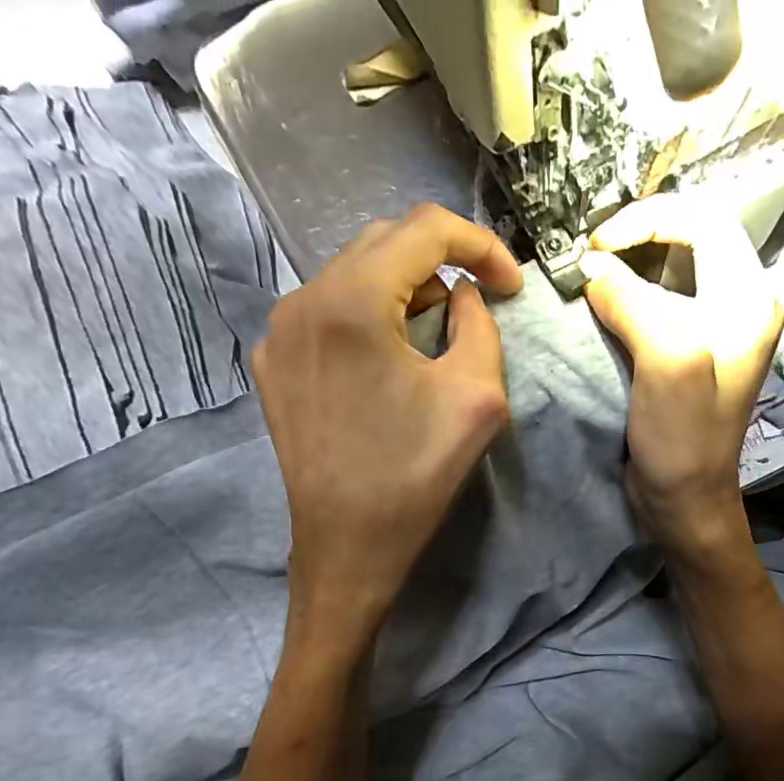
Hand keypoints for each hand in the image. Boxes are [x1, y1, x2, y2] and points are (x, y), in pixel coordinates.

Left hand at [252, 204, 523, 636]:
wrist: (345, 548)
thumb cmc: (414, 478)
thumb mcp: (477, 397)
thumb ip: (480, 325)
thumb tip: (462, 295)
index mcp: (351, 300)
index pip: (425, 228)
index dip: (480, 246)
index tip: (510, 285)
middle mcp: (302, 300)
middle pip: (383, 243)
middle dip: (441, 264)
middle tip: (477, 308)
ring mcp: (278, 333)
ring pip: (352, 275)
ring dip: (403, 290)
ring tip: (434, 337)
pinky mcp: (272, 365)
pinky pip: (327, 313)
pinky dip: (367, 318)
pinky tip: (387, 363)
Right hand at [581, 194, 782, 554]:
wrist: (685, 501)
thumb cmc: (684, 439)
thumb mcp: (667, 362)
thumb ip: (635, 303)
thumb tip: (594, 269)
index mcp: (748, 301)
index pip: (706, 221)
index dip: (651, 218)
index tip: (600, 244)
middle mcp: (739, 306)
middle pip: (692, 239)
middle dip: (639, 236)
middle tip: (592, 256)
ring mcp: (715, 329)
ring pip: (674, 268)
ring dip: (631, 262)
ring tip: (592, 274)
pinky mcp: (690, 350)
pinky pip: (661, 301)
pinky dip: (630, 292)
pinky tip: (603, 303)